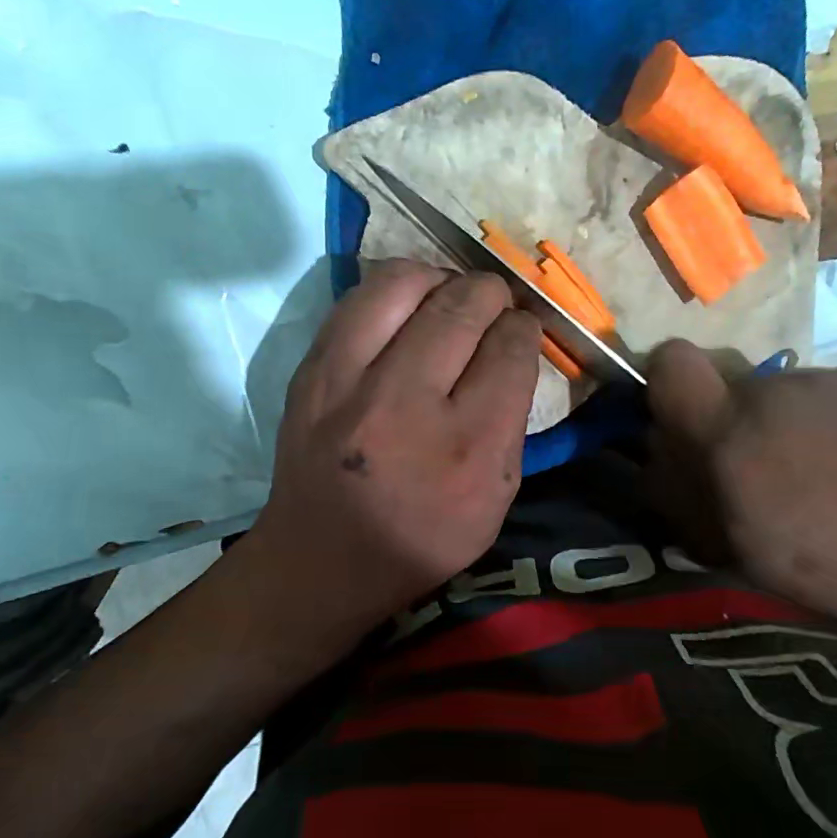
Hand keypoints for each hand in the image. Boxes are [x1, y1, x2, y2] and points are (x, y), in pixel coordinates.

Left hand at [247, 260, 539, 632]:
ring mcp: (348, 384)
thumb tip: (511, 352)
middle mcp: (407, 406)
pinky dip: (394, 292)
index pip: (510, 351)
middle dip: (491, 294)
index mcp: (468, 449)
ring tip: (450, 295)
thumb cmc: (425, 536)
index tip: (523, 328)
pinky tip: (407, 308)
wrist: (324, 558)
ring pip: (404, 284)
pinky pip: (358, 300)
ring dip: (441, 279)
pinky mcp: (311, 372)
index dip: (524, 328)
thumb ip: (512, 422)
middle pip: (462, 309)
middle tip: (496, 303)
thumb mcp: (498, 499)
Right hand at [645, 340, 836, 645]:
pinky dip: (811, 425)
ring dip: (768, 427)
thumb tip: (659, 456)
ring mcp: (826, 380)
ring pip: (767, 394)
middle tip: (749, 480)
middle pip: (719, 387)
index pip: (669, 363)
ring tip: (810, 481)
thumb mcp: (742, 550)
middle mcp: (775, 391)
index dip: (662, 388)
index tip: (680, 431)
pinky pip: (811, 397)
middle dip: (719, 425)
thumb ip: (688, 494)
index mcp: (735, 435)